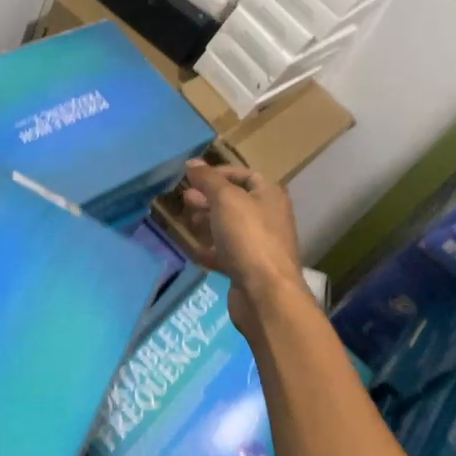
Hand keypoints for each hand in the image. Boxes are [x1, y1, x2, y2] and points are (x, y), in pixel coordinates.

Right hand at [181, 160, 305, 313]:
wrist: (266, 293)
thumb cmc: (248, 237)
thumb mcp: (225, 199)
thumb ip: (208, 179)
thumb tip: (192, 162)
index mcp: (270, 195)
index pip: (245, 175)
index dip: (219, 173)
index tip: (193, 178)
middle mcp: (268, 217)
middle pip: (235, 201)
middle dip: (209, 198)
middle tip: (186, 200)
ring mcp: (259, 244)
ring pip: (229, 227)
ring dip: (208, 222)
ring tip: (189, 222)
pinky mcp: (249, 268)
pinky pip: (227, 252)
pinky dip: (211, 249)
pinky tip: (194, 249)